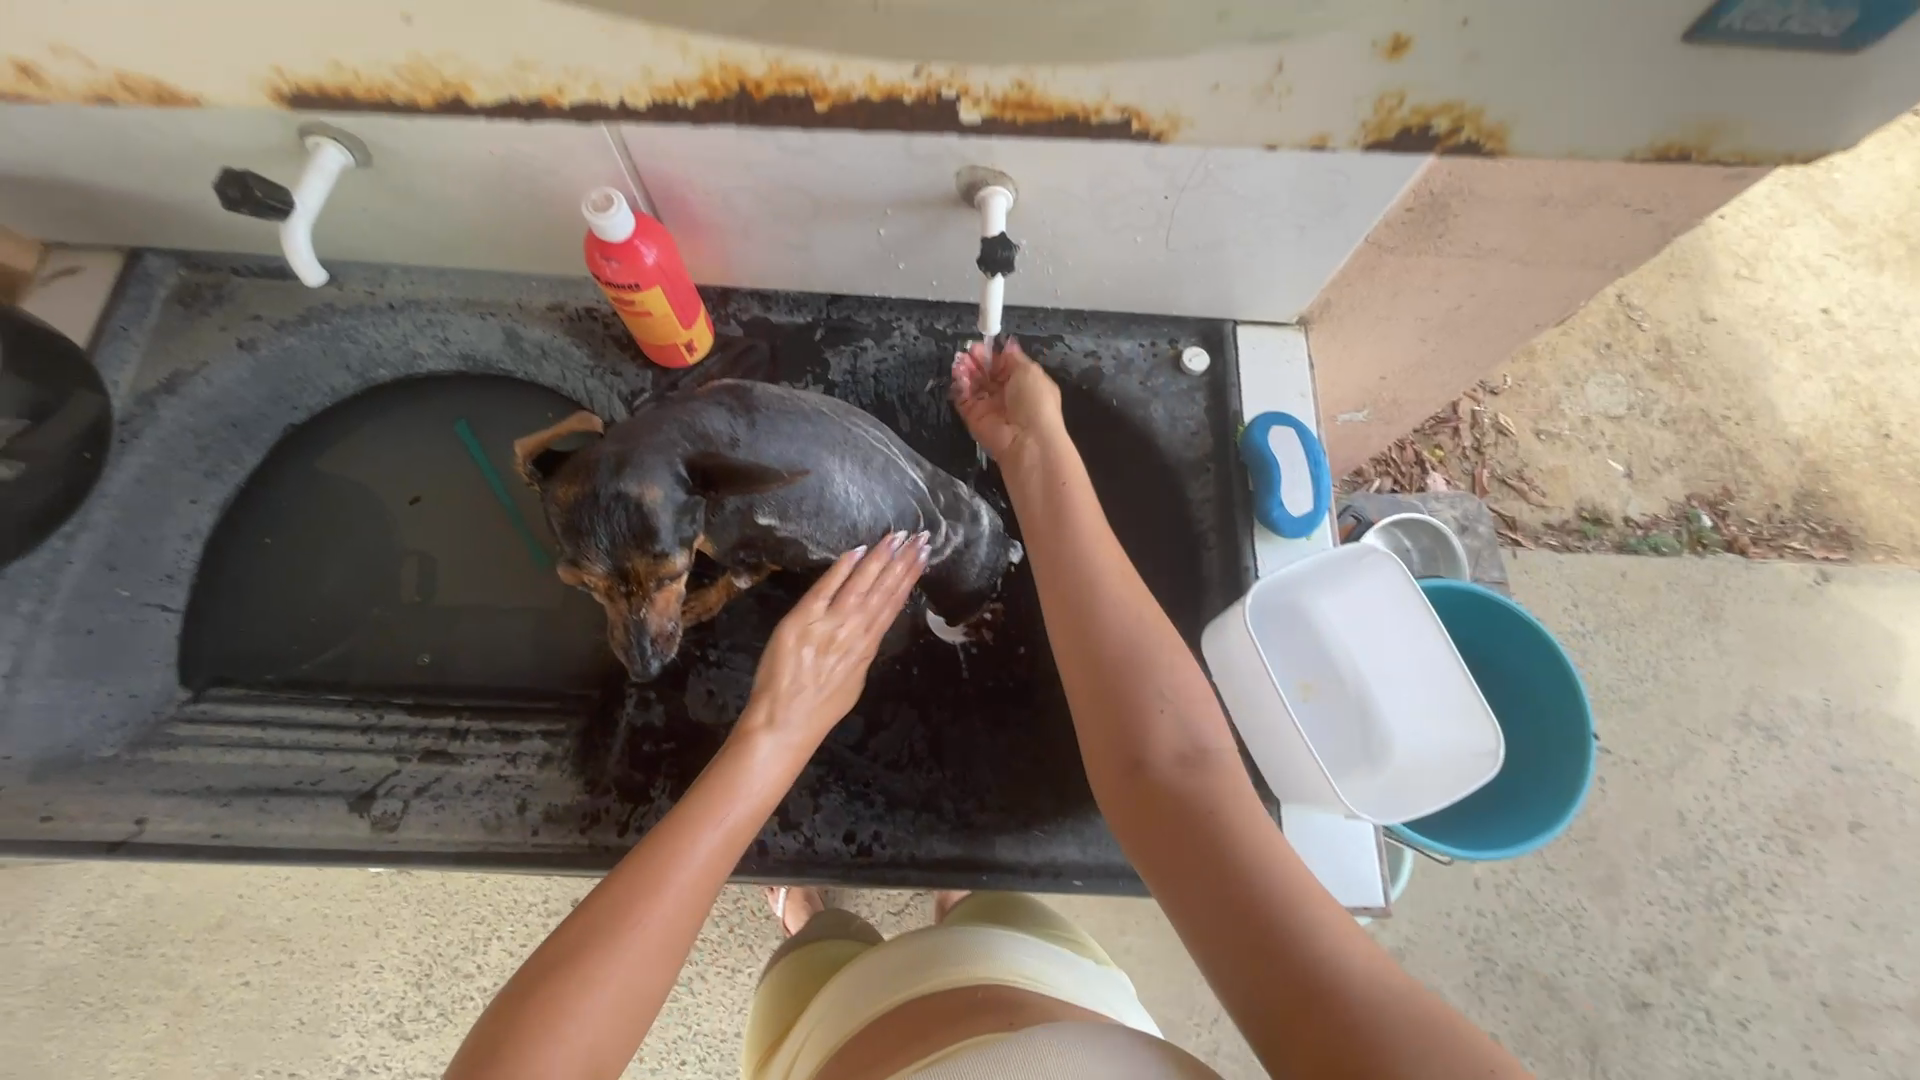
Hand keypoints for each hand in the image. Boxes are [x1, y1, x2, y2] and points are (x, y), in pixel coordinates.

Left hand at [736, 531, 929, 747]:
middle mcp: (854, 632)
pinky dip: (842, 569)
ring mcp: (829, 625)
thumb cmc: (819, 707)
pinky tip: (857, 551)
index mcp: (868, 647)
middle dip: (903, 561)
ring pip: (861, 586)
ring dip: (880, 559)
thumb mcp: (854, 680)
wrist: (785, 721)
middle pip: (884, 590)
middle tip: (921, 536)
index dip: (909, 578)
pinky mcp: (801, 621)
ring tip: (897, 537)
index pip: (893, 604)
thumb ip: (862, 650)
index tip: (923, 556)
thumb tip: (871, 628)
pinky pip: (825, 589)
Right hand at [950, 339, 1064, 466]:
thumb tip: (1008, 343)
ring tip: (960, 363)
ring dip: (965, 371)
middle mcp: (1005, 394)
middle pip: (985, 373)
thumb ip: (1014, 357)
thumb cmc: (1035, 401)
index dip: (990, 354)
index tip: (979, 345)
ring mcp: (988, 406)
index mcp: (1023, 382)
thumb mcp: (1030, 371)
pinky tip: (959, 377)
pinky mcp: (974, 418)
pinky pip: (963, 400)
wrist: (1028, 441)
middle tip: (966, 353)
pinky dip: (960, 387)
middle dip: (975, 361)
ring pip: (972, 385)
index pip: (1002, 365)